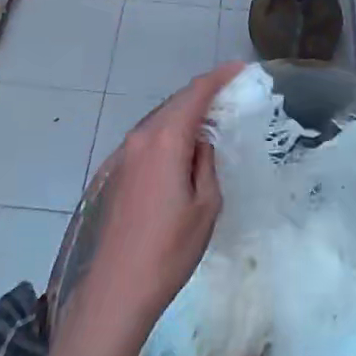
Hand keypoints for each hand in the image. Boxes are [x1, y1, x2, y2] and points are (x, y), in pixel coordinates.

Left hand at [82, 63, 243, 335]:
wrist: (117, 287)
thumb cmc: (170, 250)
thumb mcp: (206, 205)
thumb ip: (206, 162)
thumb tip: (201, 141)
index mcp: (165, 141)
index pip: (194, 95)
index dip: (218, 78)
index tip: (240, 68)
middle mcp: (139, 138)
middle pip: (174, 104)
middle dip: (202, 94)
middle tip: (229, 93)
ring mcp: (122, 154)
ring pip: (158, 120)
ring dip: (184, 114)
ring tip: (210, 118)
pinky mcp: (115, 172)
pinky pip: (147, 139)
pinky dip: (168, 133)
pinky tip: (181, 147)